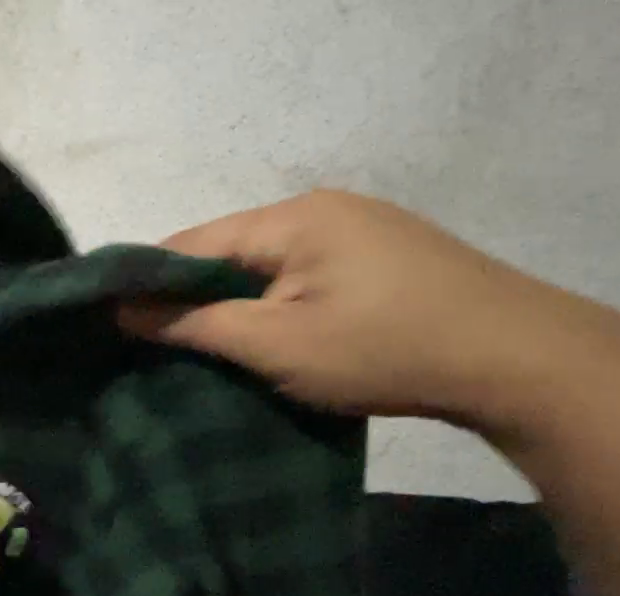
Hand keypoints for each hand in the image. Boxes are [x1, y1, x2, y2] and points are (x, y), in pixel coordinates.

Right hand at [118, 190, 605, 427]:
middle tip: (142, 345)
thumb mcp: (270, 342)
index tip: (104, 324)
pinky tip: (249, 337)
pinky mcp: (375, 258)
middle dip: (181, 296)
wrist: (515, 361)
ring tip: (188, 347)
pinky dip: (261, 305)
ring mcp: (354, 230)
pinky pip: (291, 276)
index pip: (188, 242)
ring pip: (256, 267)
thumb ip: (190, 323)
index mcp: (292, 218)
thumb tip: (119, 310)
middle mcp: (321, 210)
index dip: (141, 282)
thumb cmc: (379, 348)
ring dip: (222, 304)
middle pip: (221, 252)